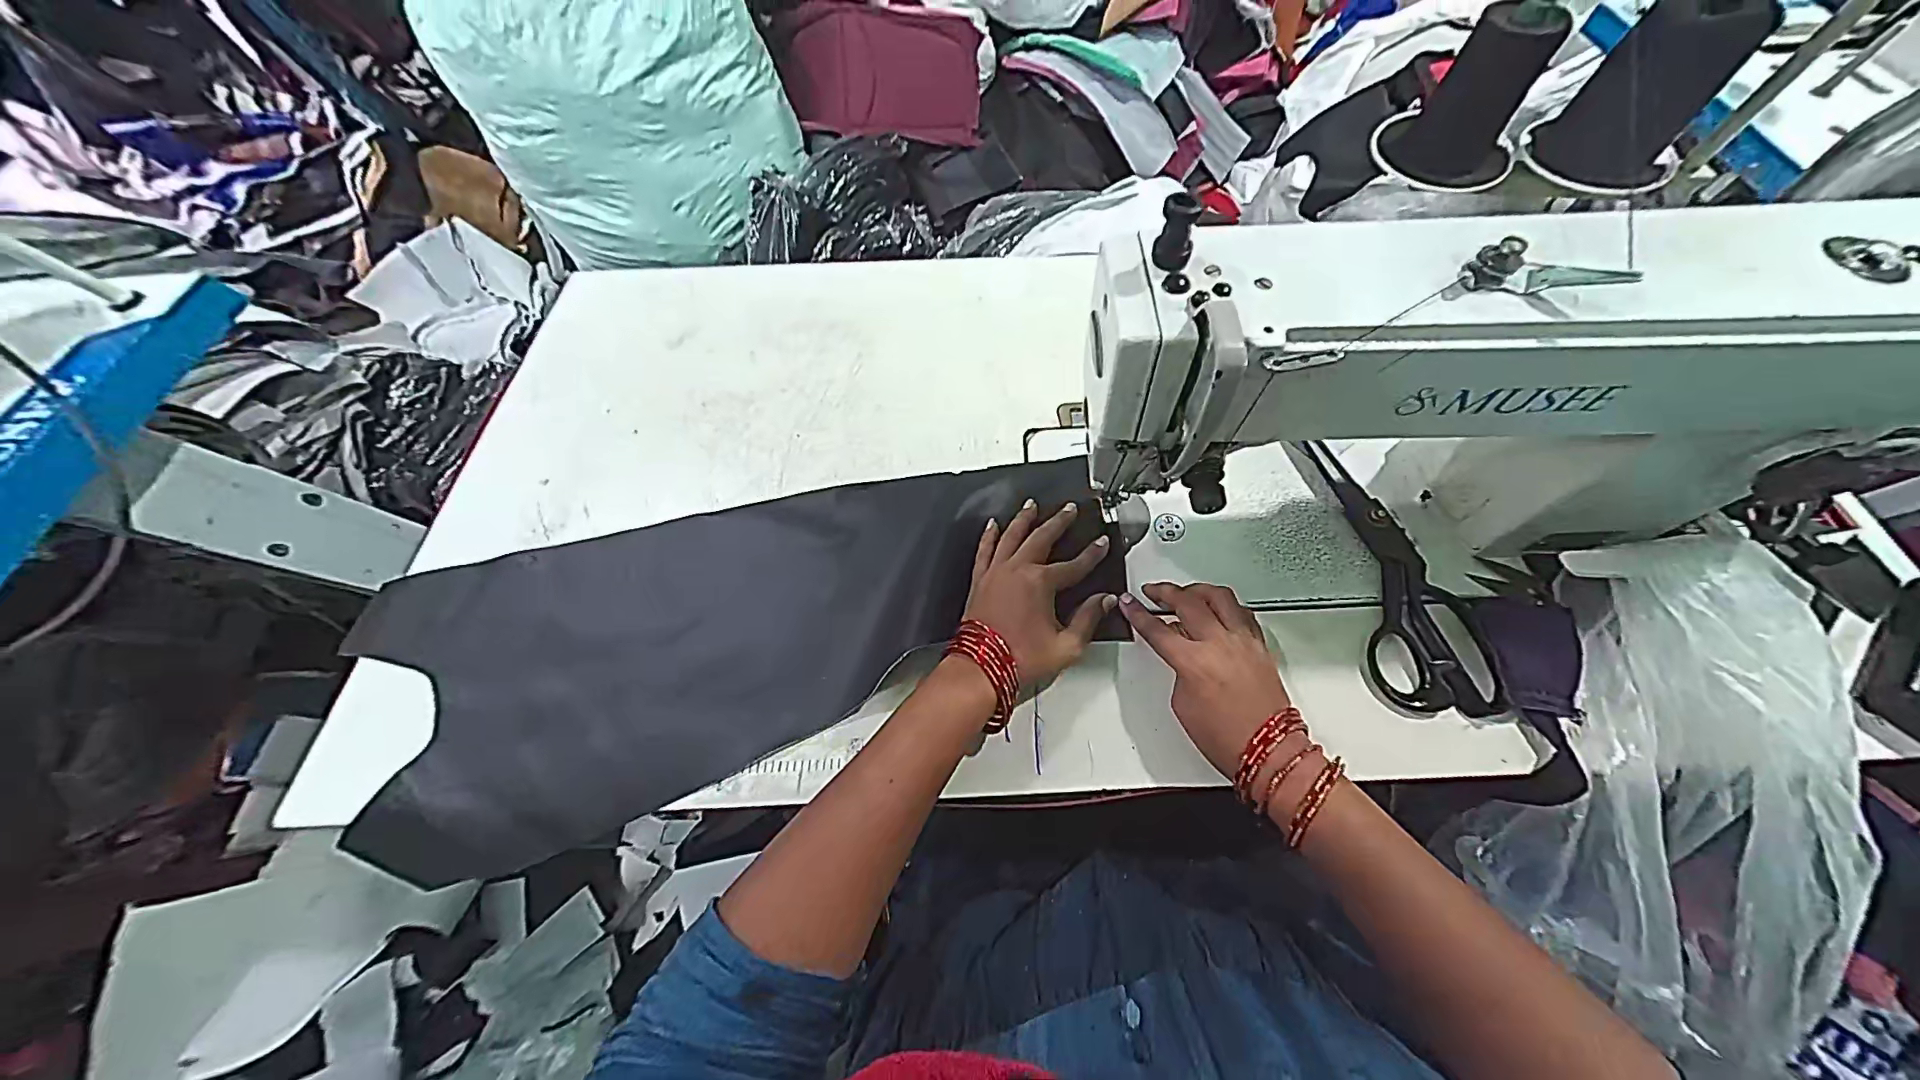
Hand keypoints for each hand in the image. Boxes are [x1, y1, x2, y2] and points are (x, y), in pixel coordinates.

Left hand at [964, 499, 1115, 690]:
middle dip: (1059, 521)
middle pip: (1042, 537)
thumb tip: (1103, 602)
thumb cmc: (1017, 659)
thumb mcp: (1067, 646)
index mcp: (1040, 583)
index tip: (1101, 544)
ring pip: (1012, 535)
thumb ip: (1088, 619)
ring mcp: (995, 573)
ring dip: (1024, 519)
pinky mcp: (979, 581)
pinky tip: (993, 526)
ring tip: (1032, 506)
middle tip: (1070, 510)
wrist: (980, 668)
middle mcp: (1017, 571)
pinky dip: (989, 535)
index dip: (1092, 554)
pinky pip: (985, 550)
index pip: (1075, 564)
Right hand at [1119, 582, 1291, 777]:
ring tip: (1186, 591)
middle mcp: (1220, 645)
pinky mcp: (1260, 646)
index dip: (1138, 613)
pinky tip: (1219, 606)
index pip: (1157, 628)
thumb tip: (1180, 655)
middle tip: (1153, 591)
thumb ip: (1178, 671)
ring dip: (1197, 590)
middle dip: (1164, 592)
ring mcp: (1243, 642)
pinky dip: (1225, 604)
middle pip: (1187, 601)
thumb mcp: (1183, 705)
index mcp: (1194, 662)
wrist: (1269, 751)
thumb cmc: (1229, 739)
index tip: (1130, 604)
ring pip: (1219, 596)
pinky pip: (1242, 612)